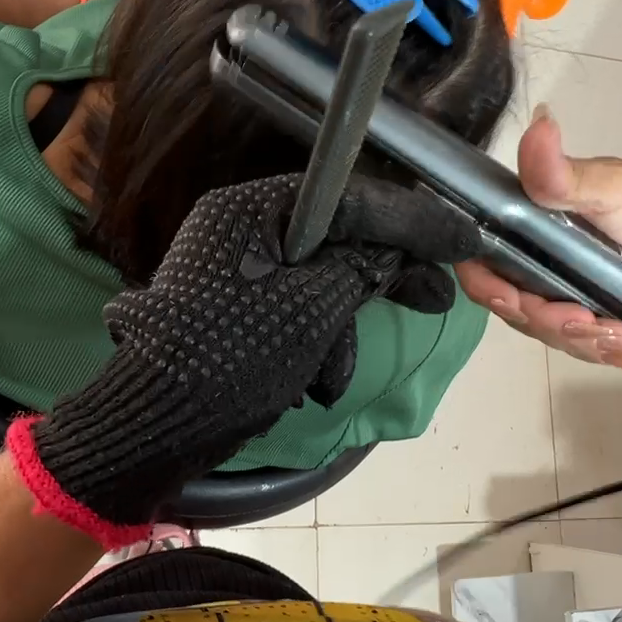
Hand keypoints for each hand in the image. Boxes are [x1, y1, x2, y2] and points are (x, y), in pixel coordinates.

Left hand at [9, 174, 479, 546]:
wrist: (160, 424)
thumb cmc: (234, 358)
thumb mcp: (312, 308)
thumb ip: (362, 267)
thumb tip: (396, 254)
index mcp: (249, 210)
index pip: (347, 197)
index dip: (410, 218)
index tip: (461, 239)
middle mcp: (237, 228)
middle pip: (333, 238)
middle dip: (377, 279)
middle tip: (434, 296)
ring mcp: (231, 270)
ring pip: (315, 281)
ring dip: (337, 329)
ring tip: (332, 376)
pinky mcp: (232, 308)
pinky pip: (291, 309)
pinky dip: (311, 343)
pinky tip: (312, 383)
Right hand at [456, 106, 621, 368]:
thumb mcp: (613, 188)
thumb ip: (563, 174)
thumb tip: (537, 125)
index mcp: (530, 228)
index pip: (482, 262)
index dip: (486, 284)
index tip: (513, 299)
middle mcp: (539, 262)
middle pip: (510, 304)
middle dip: (543, 319)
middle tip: (584, 320)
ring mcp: (565, 294)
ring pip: (542, 331)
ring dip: (576, 339)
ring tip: (618, 334)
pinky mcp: (592, 323)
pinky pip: (576, 348)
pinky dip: (599, 350)